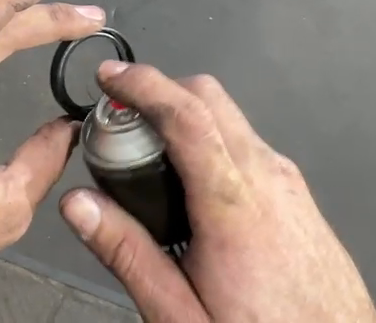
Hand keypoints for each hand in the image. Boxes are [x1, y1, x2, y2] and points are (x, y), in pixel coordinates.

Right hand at [62, 62, 375, 322]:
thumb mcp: (182, 318)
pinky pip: (246, 142)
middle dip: (160, 89)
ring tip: (151, 155)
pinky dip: (210, 138)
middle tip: (121, 115)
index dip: (143, 84)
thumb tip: (77, 203)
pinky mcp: (298, 194)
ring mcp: (287, 183)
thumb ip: (129, 254)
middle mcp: (266, 178)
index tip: (109, 76)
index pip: (187, 115)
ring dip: (185, 114)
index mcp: (234, 206)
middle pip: (209, 97)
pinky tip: (191, 185)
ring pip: (229, 116)